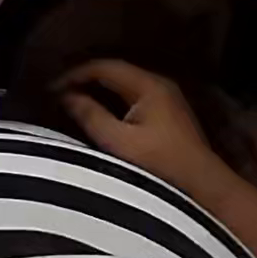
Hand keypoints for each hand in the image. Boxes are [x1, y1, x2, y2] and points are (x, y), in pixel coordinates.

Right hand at [55, 60, 235, 195]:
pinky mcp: (166, 115)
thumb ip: (90, 115)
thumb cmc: (162, 167)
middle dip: (83, 79)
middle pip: (113, 72)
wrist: (206, 191)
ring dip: (95, 89)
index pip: (104, 67)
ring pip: (122, 84)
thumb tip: (66, 96)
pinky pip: (130, 97)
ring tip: (70, 99)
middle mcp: (158, 85)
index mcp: (148, 86)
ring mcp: (165, 100)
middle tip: (56, 91)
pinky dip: (109, 100)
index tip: (50, 89)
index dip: (74, 74)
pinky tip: (95, 112)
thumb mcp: (119, 143)